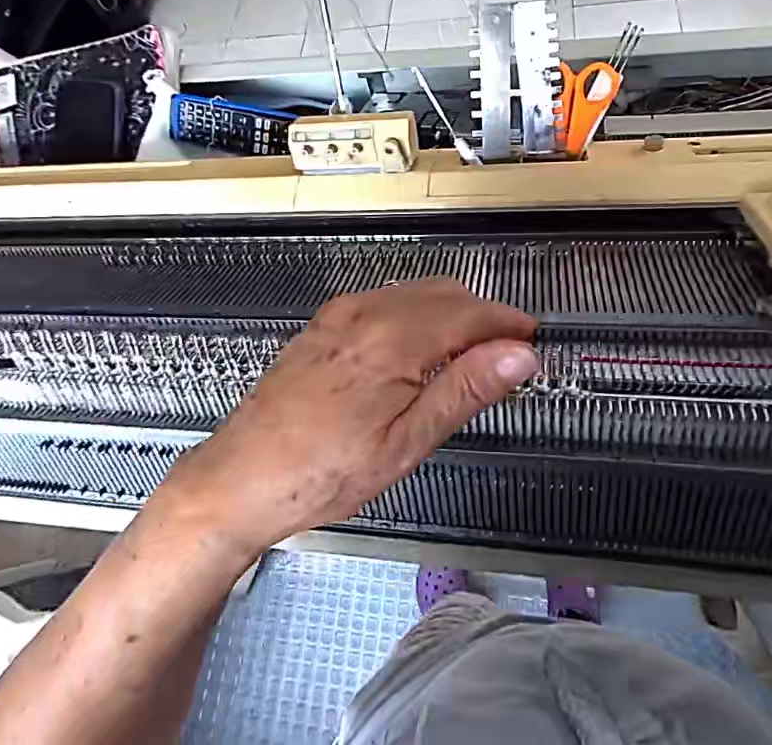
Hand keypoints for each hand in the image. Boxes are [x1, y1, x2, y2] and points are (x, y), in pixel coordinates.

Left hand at [155, 278, 538, 553]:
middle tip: (504, 360)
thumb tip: (520, 354)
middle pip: (448, 293)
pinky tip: (419, 354)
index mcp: (393, 338)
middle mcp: (368, 310)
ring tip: (467, 361)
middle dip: (484, 318)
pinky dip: (420, 315)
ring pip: (419, 293)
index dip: (509, 325)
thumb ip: (466, 388)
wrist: (239, 478)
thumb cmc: (323, 472)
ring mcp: (343, 312)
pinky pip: (390, 300)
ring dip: (453, 315)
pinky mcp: (327, 322)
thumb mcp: (406, 441)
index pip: (472, 313)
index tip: (532, 344)